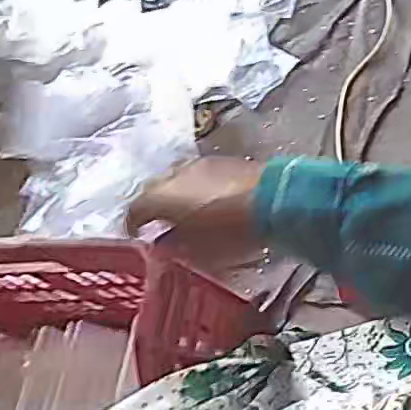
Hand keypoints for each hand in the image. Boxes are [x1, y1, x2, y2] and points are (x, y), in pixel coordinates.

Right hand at [127, 157, 267, 268]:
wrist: (276, 200)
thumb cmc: (233, 231)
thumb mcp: (201, 249)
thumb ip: (176, 245)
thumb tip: (163, 243)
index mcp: (159, 197)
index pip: (135, 210)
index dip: (134, 226)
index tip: (138, 236)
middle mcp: (173, 174)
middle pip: (154, 190)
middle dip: (154, 206)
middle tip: (161, 223)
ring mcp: (199, 164)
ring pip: (177, 178)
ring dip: (177, 193)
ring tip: (186, 211)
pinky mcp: (224, 160)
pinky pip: (200, 174)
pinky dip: (198, 186)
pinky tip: (209, 198)